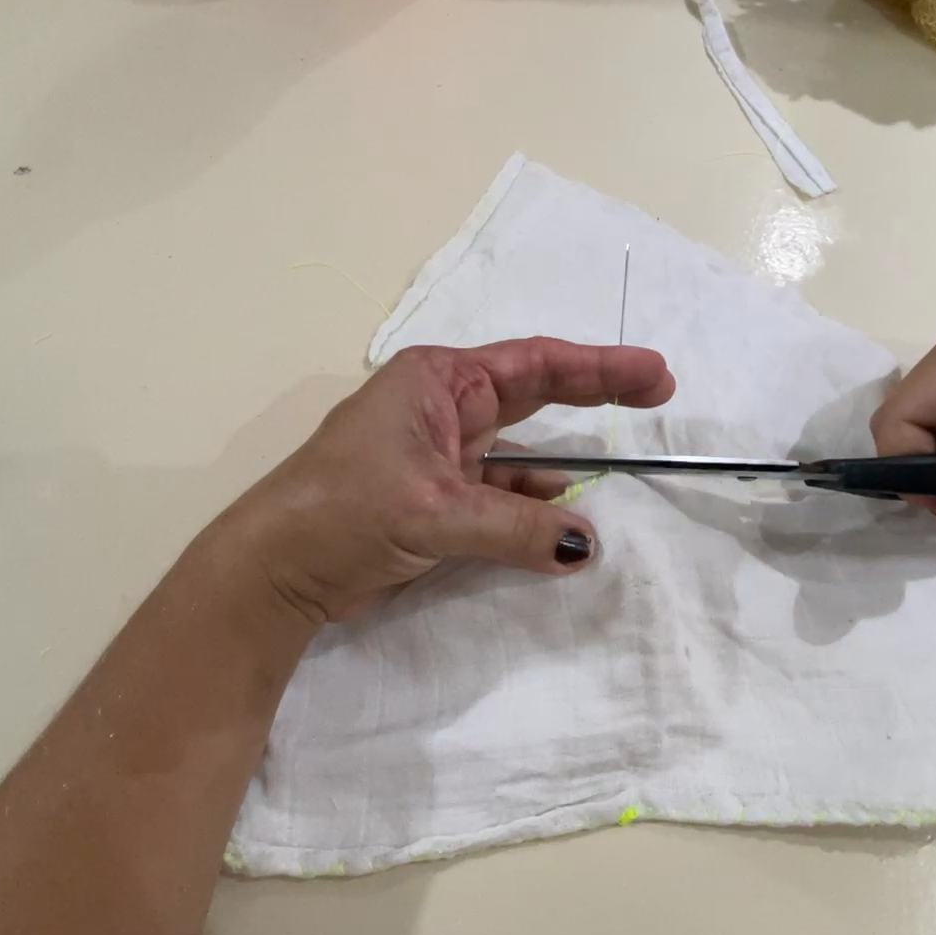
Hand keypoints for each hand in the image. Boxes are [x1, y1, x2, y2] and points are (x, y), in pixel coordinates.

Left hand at [220, 339, 675, 622]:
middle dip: (593, 399)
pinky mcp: (438, 499)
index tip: (655, 375)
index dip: (600, 369)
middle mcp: (444, 409)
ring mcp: (442, 456)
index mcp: (438, 382)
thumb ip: (516, 525)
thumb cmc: (344, 512)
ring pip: (520, 455)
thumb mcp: (435, 512)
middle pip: (534, 397)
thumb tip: (587, 546)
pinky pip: (502, 496)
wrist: (278, 569)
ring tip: (615, 483)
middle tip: (657, 396)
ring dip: (561, 471)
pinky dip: (533, 509)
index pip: (535, 365)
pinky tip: (564, 524)